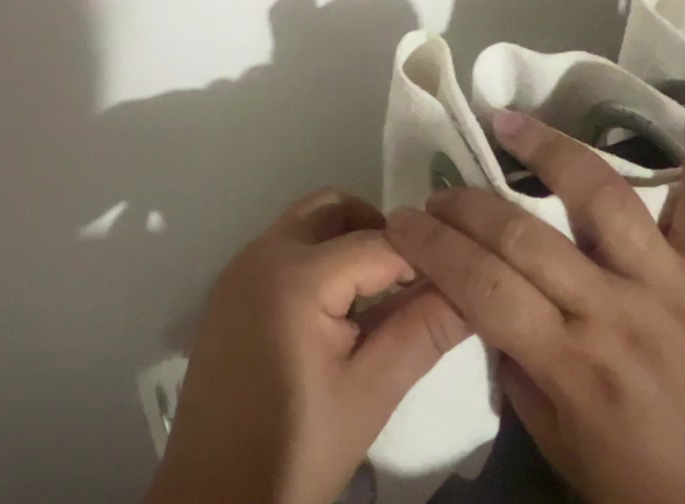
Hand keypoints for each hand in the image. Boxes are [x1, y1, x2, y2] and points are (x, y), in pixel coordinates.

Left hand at [144, 189, 470, 503]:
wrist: (213, 496)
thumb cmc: (297, 447)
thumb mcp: (371, 392)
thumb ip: (423, 330)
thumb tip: (472, 288)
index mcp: (295, 275)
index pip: (379, 241)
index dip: (424, 257)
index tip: (456, 281)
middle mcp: (260, 254)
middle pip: (332, 209)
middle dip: (379, 231)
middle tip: (411, 280)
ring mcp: (238, 271)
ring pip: (304, 225)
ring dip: (346, 243)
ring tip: (378, 297)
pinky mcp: (228, 293)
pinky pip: (281, 251)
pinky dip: (316, 260)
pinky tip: (337, 312)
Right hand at [385, 105, 684, 503]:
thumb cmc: (660, 493)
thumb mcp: (568, 453)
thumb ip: (523, 378)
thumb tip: (489, 315)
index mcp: (575, 365)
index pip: (482, 289)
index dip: (433, 249)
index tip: (399, 223)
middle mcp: (617, 312)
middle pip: (524, 237)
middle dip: (465, 205)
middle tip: (435, 193)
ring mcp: (673, 285)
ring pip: (604, 198)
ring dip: (550, 150)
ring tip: (507, 122)